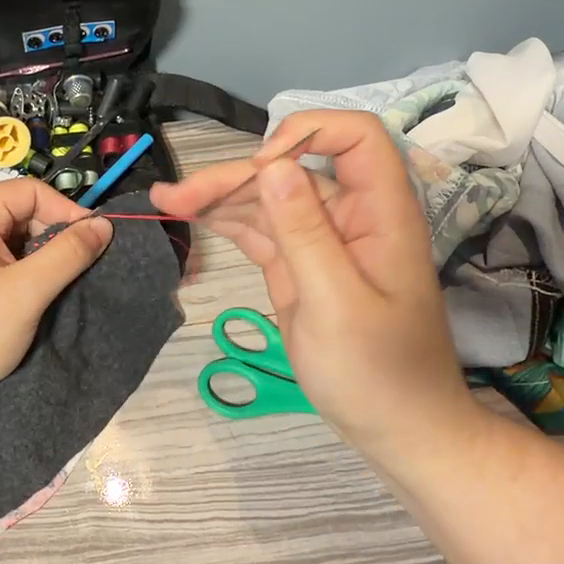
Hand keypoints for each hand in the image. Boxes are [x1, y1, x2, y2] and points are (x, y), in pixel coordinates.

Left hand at [0, 178, 114, 416]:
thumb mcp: (29, 290)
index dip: (66, 212)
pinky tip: (33, 292)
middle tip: (74, 269)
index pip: (31, 191)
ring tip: (54, 284)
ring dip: (40, 254)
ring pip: (15, 233)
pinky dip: (24, 266)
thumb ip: (69, 253)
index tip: (93, 243)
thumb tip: (105, 225)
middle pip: (23, 209)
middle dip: (53, 234)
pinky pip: (2, 252)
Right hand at [152, 111, 477, 454]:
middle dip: (233, 175)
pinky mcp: (299, 265)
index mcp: (379, 213)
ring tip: (166, 202)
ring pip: (267, 198)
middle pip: (289, 169)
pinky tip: (191, 217)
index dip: (307, 134)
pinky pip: (260, 228)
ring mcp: (322, 241)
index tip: (261, 168)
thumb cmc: (377, 371)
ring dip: (219, 197)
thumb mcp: (336, 302)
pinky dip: (226, 220)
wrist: (397, 428)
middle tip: (173, 196)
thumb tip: (272, 164)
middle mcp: (350, 216)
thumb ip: (304, 231)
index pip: (355, 137)